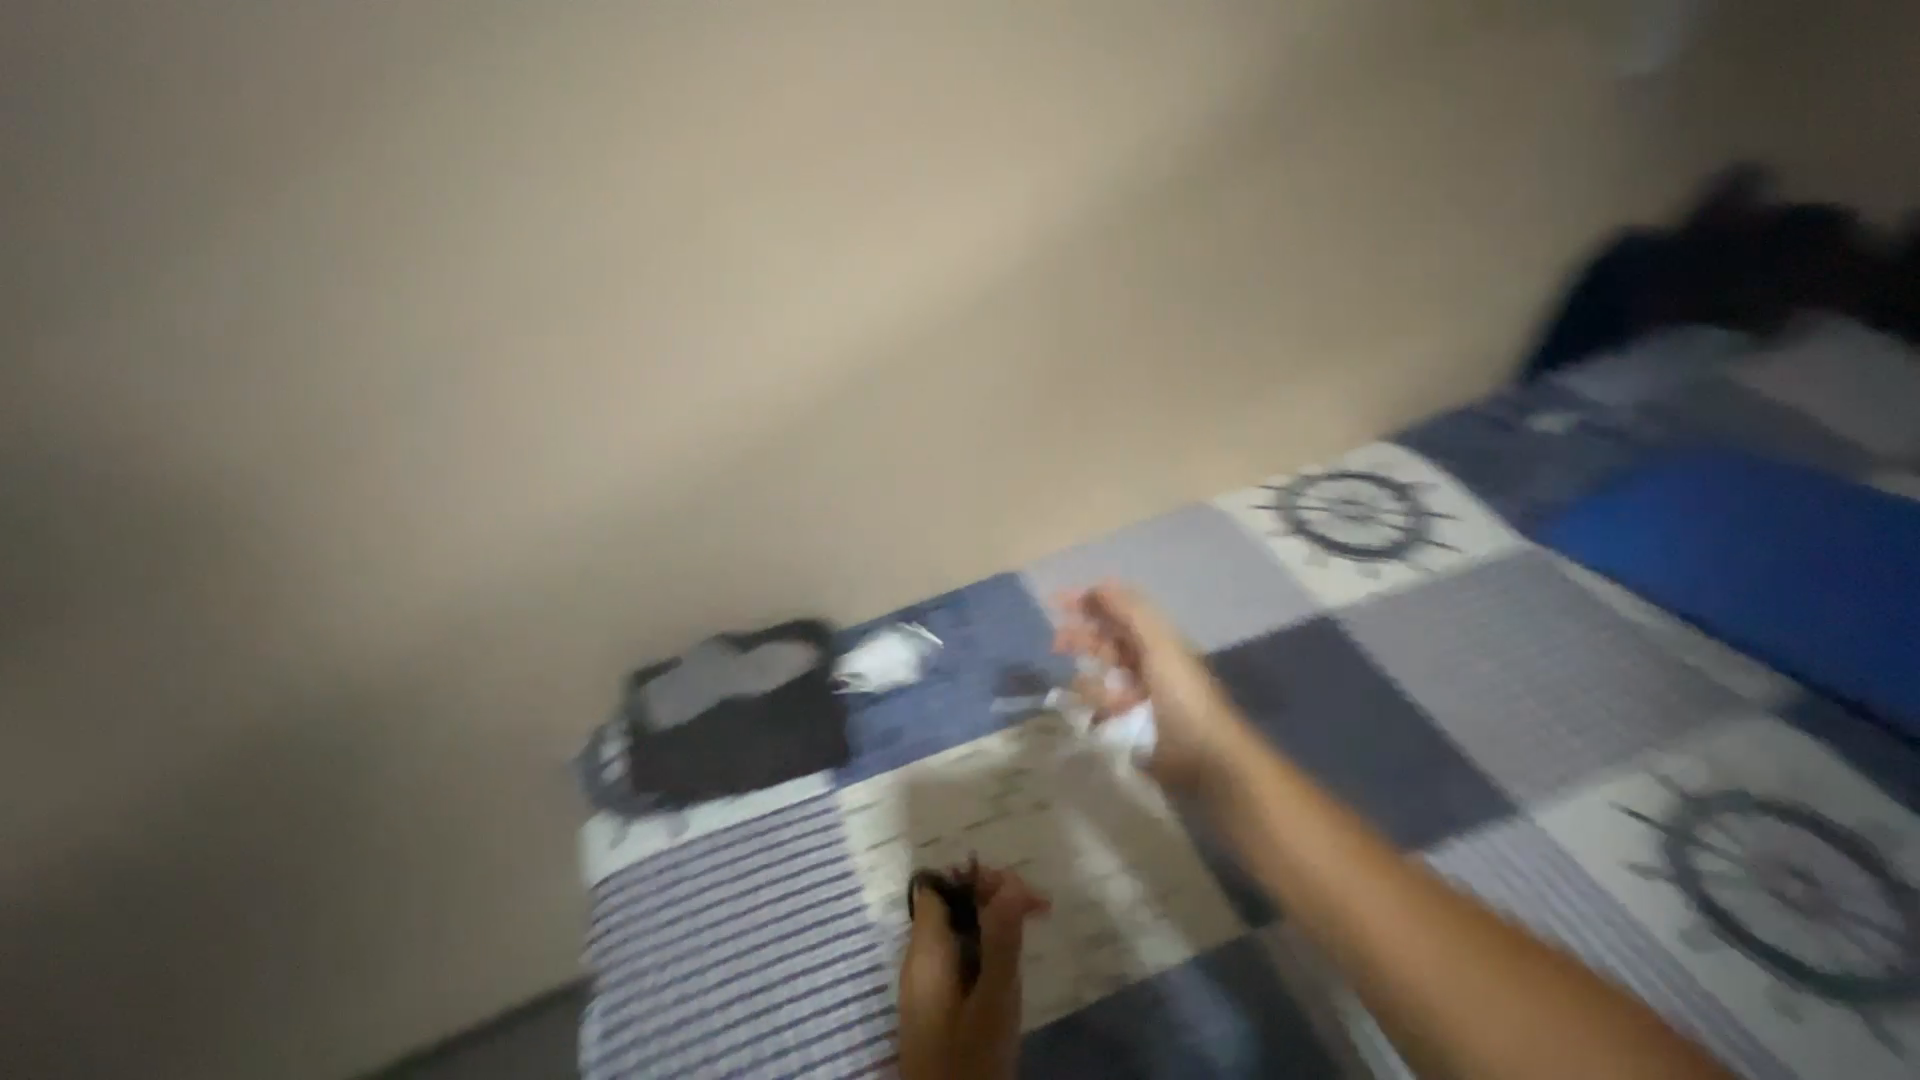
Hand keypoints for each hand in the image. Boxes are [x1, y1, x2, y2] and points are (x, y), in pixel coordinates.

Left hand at [898, 860, 1049, 1079]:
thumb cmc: (969, 1060)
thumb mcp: (994, 999)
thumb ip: (1002, 940)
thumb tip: (1011, 880)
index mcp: (925, 950)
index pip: (937, 886)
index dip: (974, 878)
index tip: (1017, 890)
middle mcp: (919, 959)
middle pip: (949, 904)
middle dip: (992, 896)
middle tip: (1039, 907)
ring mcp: (926, 983)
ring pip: (957, 930)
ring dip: (993, 921)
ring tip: (1033, 922)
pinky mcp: (938, 1004)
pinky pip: (959, 956)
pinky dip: (986, 947)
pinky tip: (1012, 961)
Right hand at [1053, 583, 1250, 791]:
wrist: (1205, 759)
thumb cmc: (1183, 698)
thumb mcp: (1160, 646)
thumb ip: (1131, 613)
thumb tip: (1099, 584)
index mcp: (1157, 640)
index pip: (1118, 612)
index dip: (1089, 602)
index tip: (1056, 602)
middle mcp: (1147, 662)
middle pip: (1106, 641)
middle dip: (1082, 638)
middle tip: (1056, 643)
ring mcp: (1138, 695)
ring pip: (1101, 676)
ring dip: (1090, 680)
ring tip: (1089, 691)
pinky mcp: (1129, 724)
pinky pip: (1101, 707)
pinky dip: (1098, 708)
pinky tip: (1100, 715)